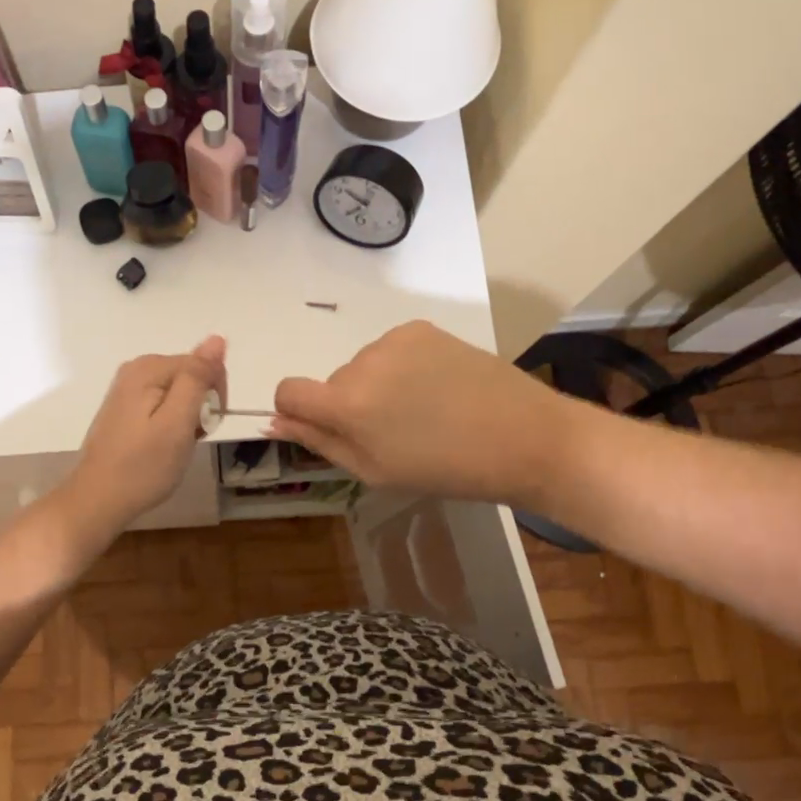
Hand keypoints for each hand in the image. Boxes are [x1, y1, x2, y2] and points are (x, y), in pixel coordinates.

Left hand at [62, 336, 226, 532]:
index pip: (204, 364)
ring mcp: (127, 390)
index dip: (215, 396)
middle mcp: (135, 370)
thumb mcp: (178, 422)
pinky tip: (162, 446)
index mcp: (148, 368)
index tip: (205, 426)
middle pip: (190, 376)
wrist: (99, 500)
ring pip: (179, 394)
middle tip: (189, 438)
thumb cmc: (143, 466)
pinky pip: (162, 406)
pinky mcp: (124, 410)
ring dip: (187, 419)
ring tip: (175, 446)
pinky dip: (170, 425)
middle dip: (200, 407)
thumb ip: (197, 378)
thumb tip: (217, 339)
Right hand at [270, 321, 572, 503]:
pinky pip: (389, 351)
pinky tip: (435, 389)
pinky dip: (400, 369)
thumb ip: (321, 443)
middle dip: (348, 406)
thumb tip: (277, 422)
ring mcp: (393, 341)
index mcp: (347, 404)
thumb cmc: (446, 469)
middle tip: (394, 434)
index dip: (296, 411)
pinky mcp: (421, 329)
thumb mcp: (375, 471)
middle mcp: (362, 362)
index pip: (289, 391)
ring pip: (362, 367)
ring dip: (377, 387)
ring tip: (423, 412)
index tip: (324, 428)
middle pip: (331, 382)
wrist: (524, 437)